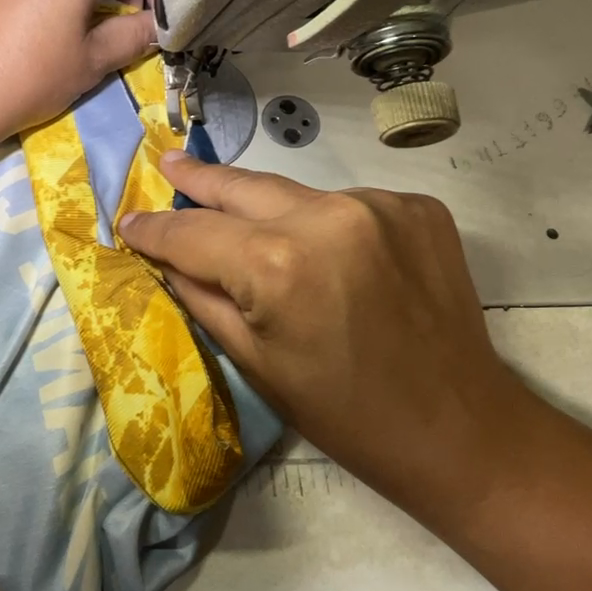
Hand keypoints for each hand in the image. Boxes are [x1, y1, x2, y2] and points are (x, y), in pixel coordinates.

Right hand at [118, 153, 537, 508]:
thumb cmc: (344, 412)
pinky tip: (323, 249)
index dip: (155, 229)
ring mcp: (378, 205)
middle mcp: (327, 217)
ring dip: (267, 209)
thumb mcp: (254, 361)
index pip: (193, 232)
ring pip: (296, 195)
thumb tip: (167, 255)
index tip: (129, 221)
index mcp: (277, 265)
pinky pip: (346, 203)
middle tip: (170, 161)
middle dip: (200, 179)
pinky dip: (324, 221)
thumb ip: (202, 295)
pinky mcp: (417, 206)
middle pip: (243, 189)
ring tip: (241, 216)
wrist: (462, 429)